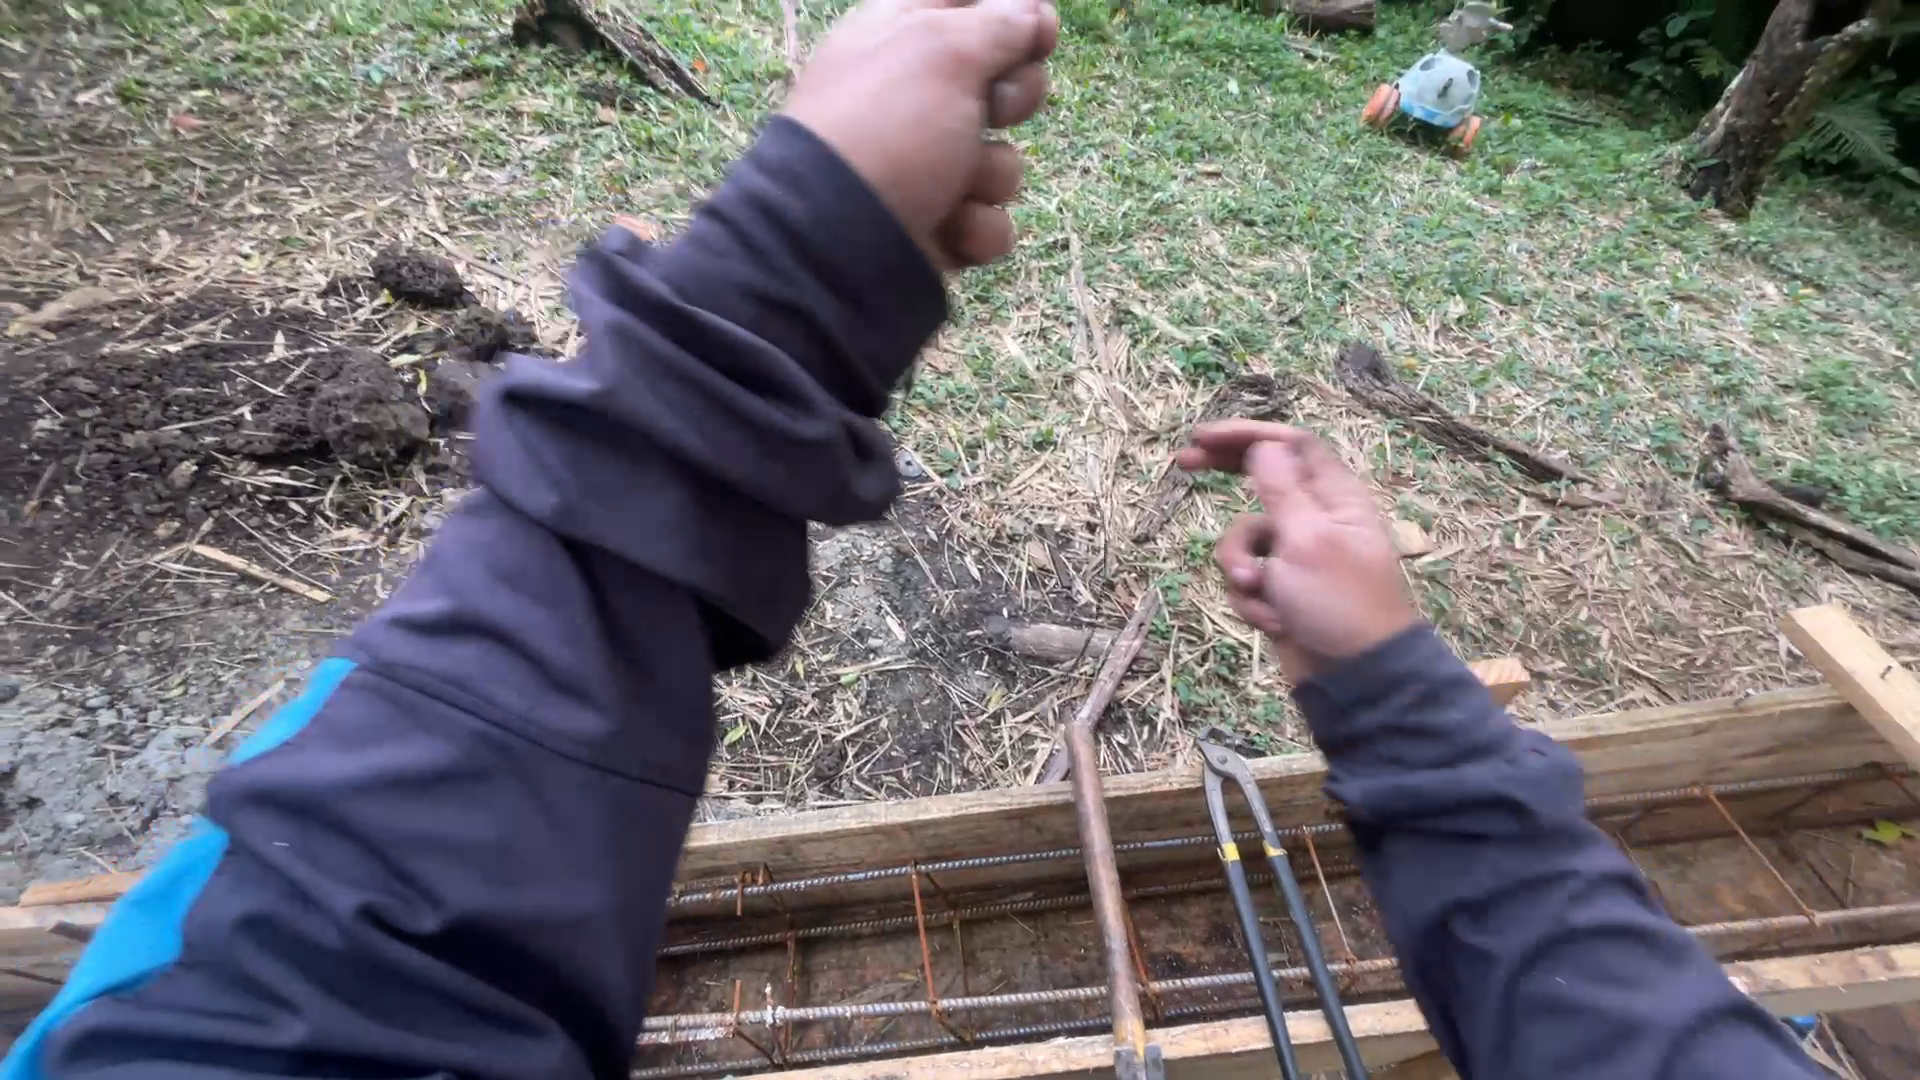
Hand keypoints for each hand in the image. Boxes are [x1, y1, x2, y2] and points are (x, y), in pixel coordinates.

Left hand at [783, 0, 1058, 268]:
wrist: (841, 241)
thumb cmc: (887, 130)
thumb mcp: (942, 53)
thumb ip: (998, 24)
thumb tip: (1033, 11)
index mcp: (905, 39)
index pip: (969, 8)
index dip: (1013, 15)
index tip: (1043, 30)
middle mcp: (920, 105)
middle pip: (1003, 88)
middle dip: (1014, 99)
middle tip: (994, 110)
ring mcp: (932, 172)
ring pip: (1002, 164)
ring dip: (988, 176)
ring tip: (950, 188)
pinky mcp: (943, 230)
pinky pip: (991, 224)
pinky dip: (977, 229)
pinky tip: (948, 229)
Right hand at [1176, 421, 1417, 682]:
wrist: (1354, 678)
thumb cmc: (1338, 603)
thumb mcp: (1306, 540)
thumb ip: (1281, 489)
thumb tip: (1264, 444)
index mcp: (1334, 496)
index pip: (1289, 443)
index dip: (1246, 433)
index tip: (1202, 437)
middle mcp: (1314, 516)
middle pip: (1261, 478)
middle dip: (1223, 476)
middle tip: (1182, 462)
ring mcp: (1295, 553)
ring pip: (1243, 537)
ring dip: (1239, 566)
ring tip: (1258, 591)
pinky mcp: (1280, 585)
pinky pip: (1245, 575)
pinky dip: (1250, 598)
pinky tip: (1273, 620)